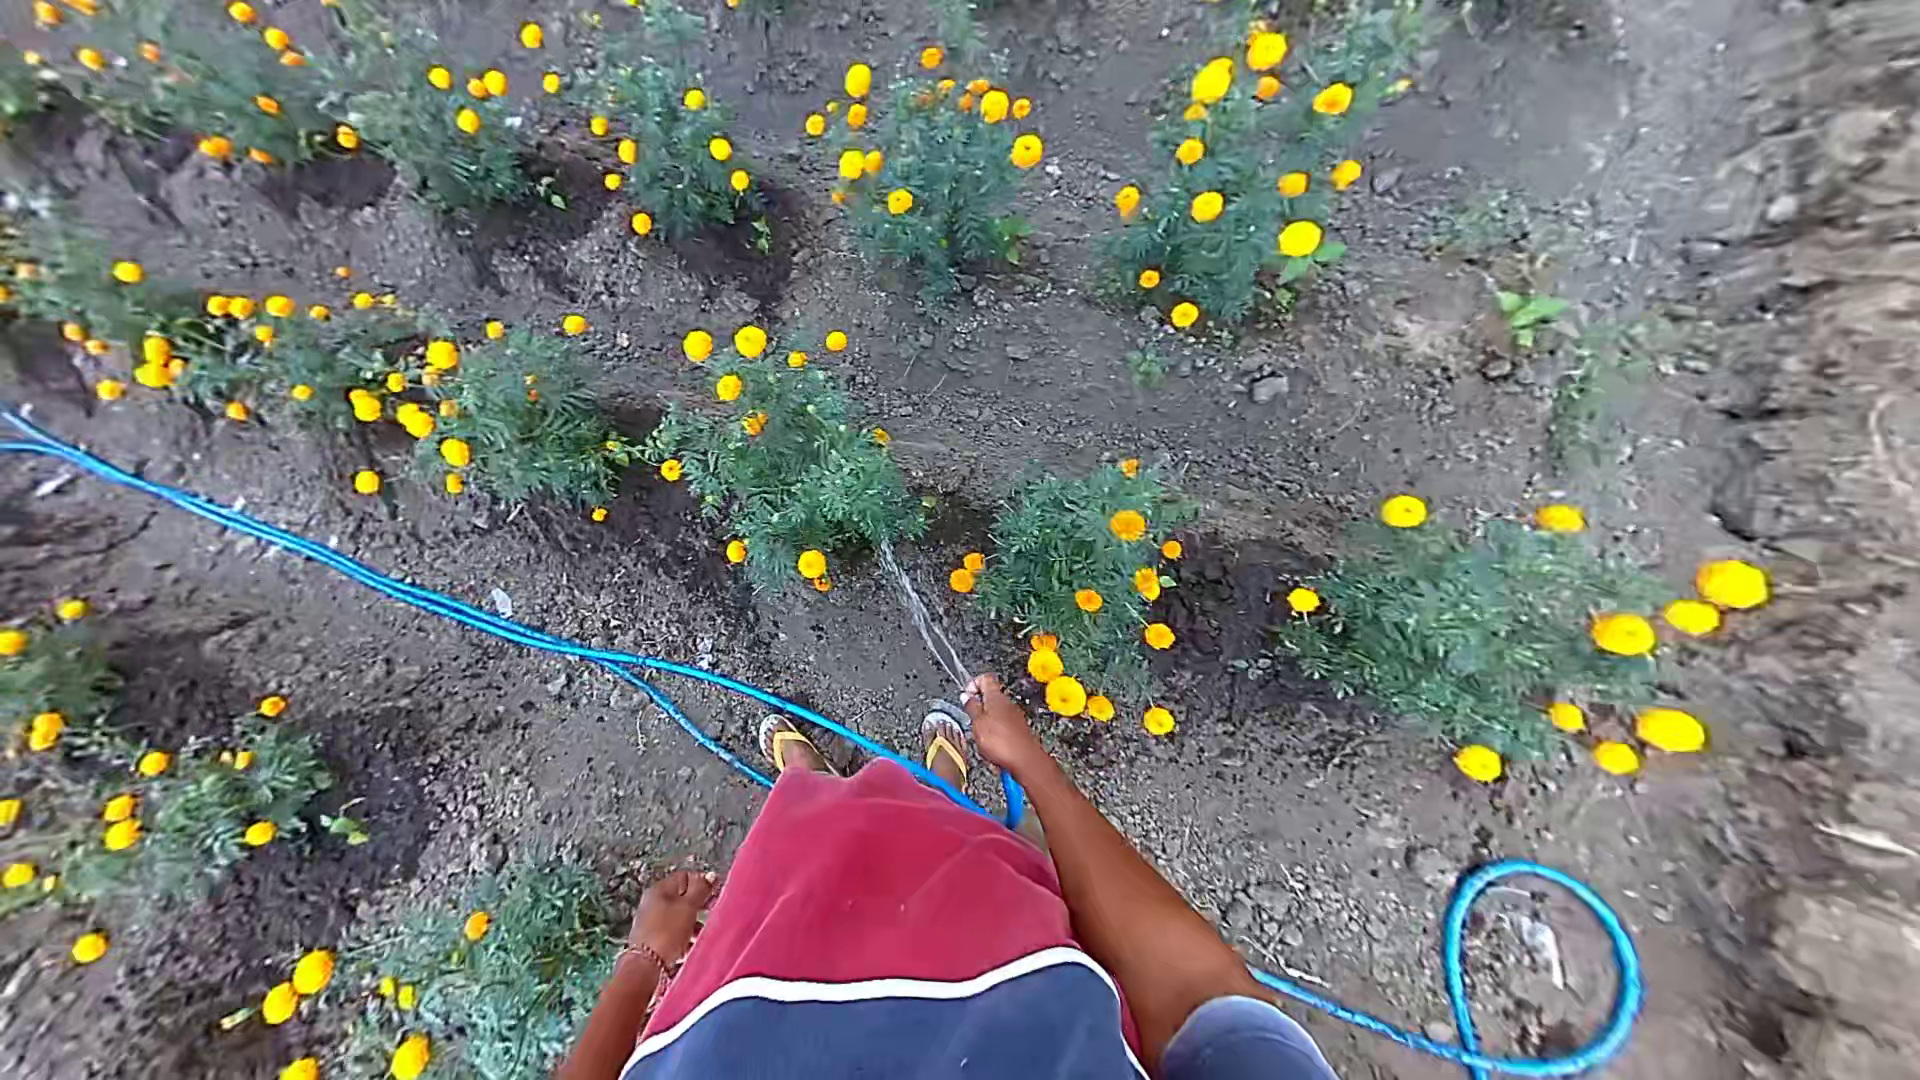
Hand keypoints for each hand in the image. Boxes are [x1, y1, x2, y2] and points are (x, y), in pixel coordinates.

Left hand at [629, 869, 716, 964]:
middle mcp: (652, 903)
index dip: (702, 883)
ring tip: (700, 934)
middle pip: (682, 898)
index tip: (714, 894)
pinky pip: (672, 933)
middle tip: (710, 913)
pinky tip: (689, 947)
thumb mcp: (689, 906)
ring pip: (678, 917)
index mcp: (659, 889)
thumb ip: (701, 888)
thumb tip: (710, 876)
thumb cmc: (667, 932)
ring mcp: (649, 923)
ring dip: (692, 924)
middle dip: (698, 906)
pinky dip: (682, 937)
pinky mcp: (650, 942)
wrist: (644, 969)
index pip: (686, 876)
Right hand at [962, 673, 1049, 776]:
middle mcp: (1007, 703)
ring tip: (981, 736)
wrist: (1025, 761)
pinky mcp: (1018, 730)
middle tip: (972, 719)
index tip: (967, 695)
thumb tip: (966, 696)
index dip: (973, 684)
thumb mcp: (978, 723)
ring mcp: (1014, 716)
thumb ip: (971, 707)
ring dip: (986, 721)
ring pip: (996, 712)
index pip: (986, 678)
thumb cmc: (1002, 742)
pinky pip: (1003, 726)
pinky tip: (992, 745)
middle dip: (978, 707)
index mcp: (996, 697)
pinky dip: (995, 733)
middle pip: (990, 696)